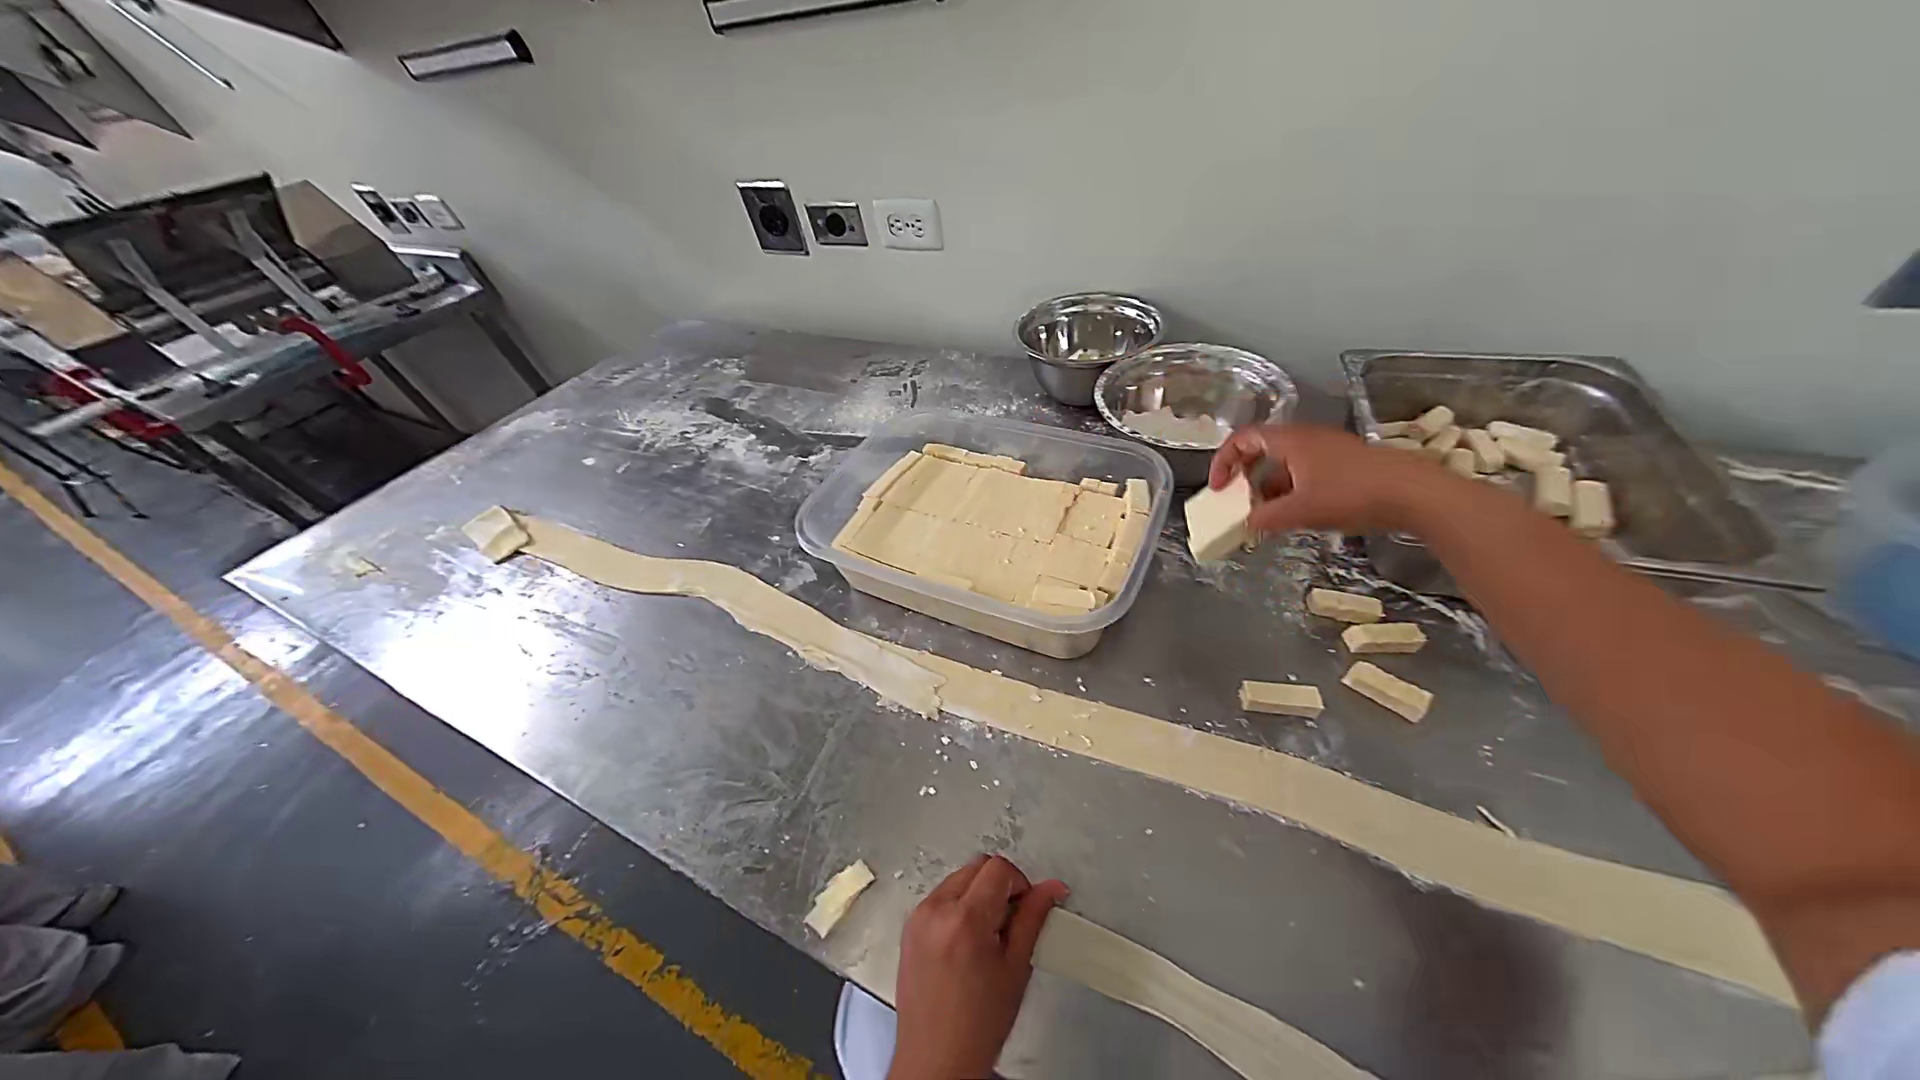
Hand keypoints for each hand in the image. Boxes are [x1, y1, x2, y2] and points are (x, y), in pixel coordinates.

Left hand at [886, 855, 1068, 1079]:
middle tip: (1011, 920)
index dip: (1019, 883)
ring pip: (958, 879)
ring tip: (988, 935)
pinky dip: (958, 907)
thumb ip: (1033, 918)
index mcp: (966, 919)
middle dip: (999, 885)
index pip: (998, 869)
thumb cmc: (977, 1026)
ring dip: (978, 894)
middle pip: (977, 867)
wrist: (937, 1060)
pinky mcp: (909, 927)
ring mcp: (919, 917)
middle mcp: (936, 910)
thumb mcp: (1016, 968)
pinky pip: (940, 897)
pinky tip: (967, 941)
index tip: (1026, 905)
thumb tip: (1051, 888)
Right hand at [1208, 424, 1446, 535]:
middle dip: (1245, 478)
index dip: (1223, 461)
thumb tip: (1247, 525)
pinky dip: (1291, 490)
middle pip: (1262, 451)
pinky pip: (1305, 472)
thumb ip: (1266, 519)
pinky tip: (1297, 514)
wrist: (1416, 494)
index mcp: (1290, 440)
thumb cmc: (1353, 494)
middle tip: (1239, 503)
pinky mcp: (1346, 464)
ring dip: (1269, 488)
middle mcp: (1307, 438)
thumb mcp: (1301, 511)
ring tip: (1267, 515)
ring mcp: (1329, 450)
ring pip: (1285, 464)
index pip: (1242, 439)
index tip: (1217, 489)